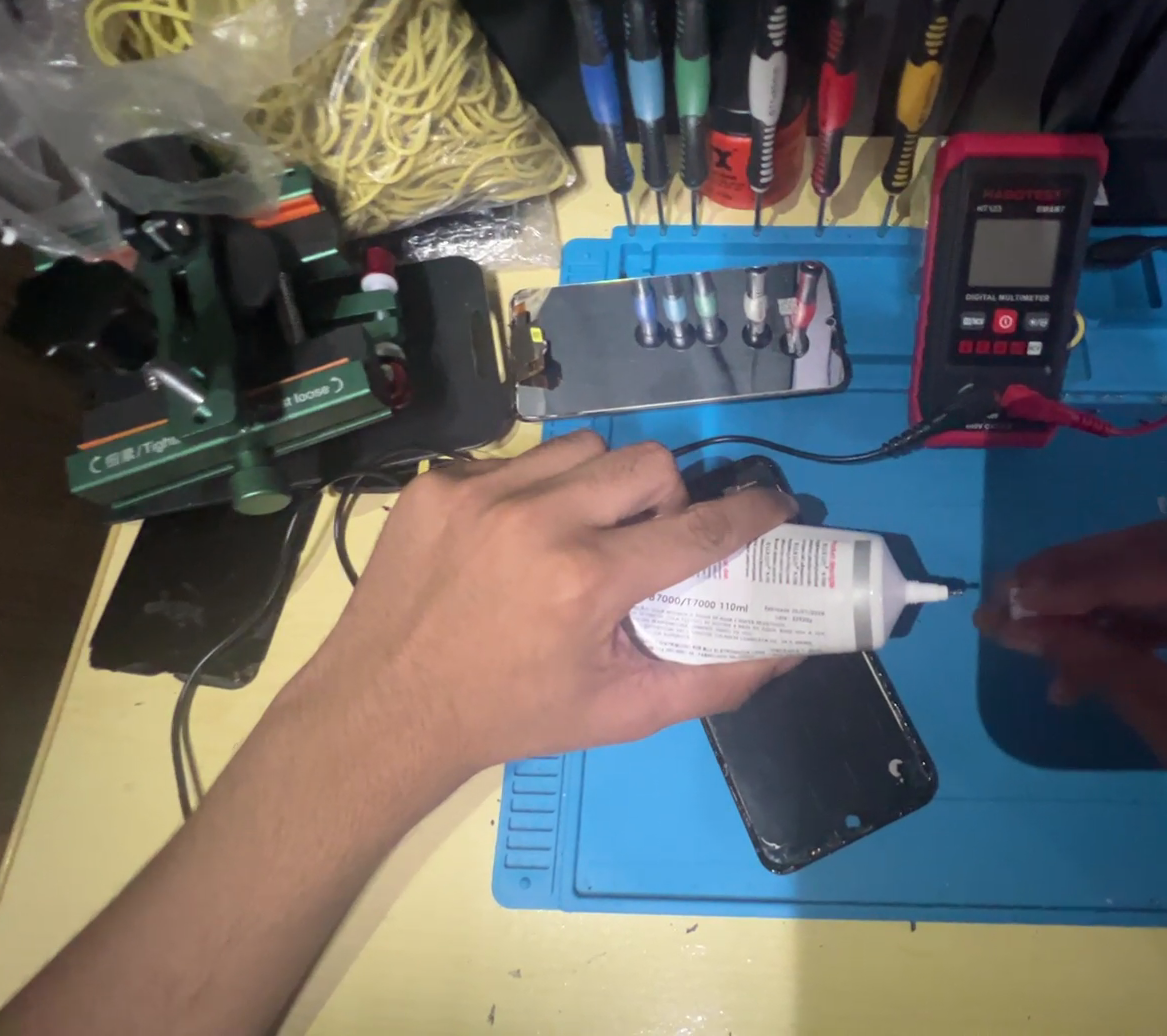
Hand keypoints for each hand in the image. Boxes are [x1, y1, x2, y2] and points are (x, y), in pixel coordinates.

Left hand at [304, 431, 797, 774]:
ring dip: (603, 486)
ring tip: (582, 531)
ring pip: (585, 450)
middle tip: (648, 539)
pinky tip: (516, 537)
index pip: (698, 528)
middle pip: (648, 463)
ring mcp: (480, 491)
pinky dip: (538, 491)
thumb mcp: (620, 714)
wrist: (382, 712)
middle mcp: (537, 520)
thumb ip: (712, 683)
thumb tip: (784, 652)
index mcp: (587, 581)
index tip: (773, 505)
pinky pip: (520, 461)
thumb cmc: (513, 716)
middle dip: (667, 498)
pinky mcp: (439, 482)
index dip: (750, 514)